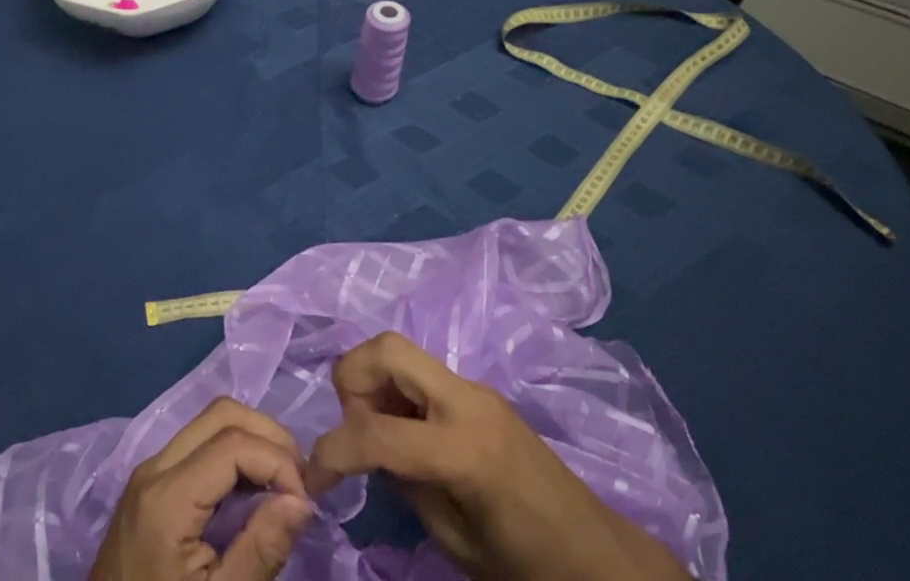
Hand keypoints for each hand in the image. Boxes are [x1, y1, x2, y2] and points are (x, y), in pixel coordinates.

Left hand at [90, 397, 315, 580]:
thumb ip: (261, 550)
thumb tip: (302, 501)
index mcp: (166, 498)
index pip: (233, 443)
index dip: (279, 462)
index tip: (304, 503)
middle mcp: (153, 468)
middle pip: (221, 414)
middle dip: (269, 437)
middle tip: (299, 483)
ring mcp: (149, 471)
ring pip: (209, 421)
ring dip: (253, 439)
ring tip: (283, 485)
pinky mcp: (151, 482)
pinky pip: (197, 443)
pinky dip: (234, 451)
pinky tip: (254, 488)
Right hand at [308, 332, 688, 580]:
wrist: (596, 555)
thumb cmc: (526, 562)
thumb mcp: (455, 540)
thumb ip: (404, 484)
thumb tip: (369, 453)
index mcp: (464, 449)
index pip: (374, 431)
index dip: (330, 452)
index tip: (313, 478)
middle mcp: (468, 402)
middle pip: (386, 349)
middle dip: (350, 380)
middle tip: (352, 428)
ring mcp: (476, 390)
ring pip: (400, 353)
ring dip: (372, 383)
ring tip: (377, 435)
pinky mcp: (479, 395)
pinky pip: (421, 375)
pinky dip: (395, 392)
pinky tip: (404, 435)